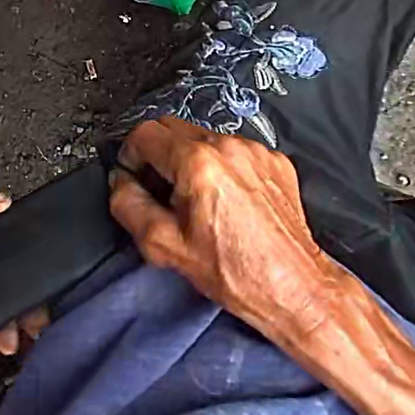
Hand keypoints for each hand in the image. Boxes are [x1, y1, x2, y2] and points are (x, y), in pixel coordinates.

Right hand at [108, 117, 359, 340]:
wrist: (293, 287)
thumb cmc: (236, 272)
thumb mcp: (162, 245)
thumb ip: (127, 204)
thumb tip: (120, 182)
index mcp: (198, 164)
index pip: (144, 134)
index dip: (130, 155)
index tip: (133, 176)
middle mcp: (228, 148)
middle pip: (171, 126)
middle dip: (156, 153)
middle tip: (158, 189)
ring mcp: (255, 151)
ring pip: (202, 137)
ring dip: (187, 159)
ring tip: (194, 200)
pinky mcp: (274, 161)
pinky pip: (231, 150)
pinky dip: (218, 166)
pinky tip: (223, 200)